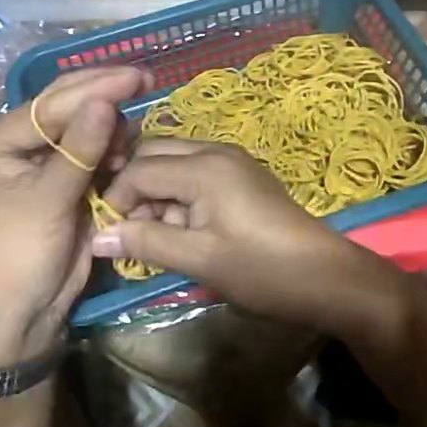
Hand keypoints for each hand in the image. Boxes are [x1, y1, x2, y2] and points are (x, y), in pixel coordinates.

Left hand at [0, 66, 148, 367]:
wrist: (14, 322)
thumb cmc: (14, 257)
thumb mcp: (45, 201)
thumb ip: (78, 149)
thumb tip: (106, 99)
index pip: (53, 103)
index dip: (96, 88)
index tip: (138, 77)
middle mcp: (21, 146)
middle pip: (67, 108)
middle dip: (105, 96)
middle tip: (147, 81)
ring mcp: (46, 167)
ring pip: (87, 132)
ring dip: (112, 131)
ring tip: (130, 144)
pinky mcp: (68, 188)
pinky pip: (96, 159)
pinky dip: (114, 155)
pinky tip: (128, 157)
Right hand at [96, 139, 408, 336]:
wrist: (328, 276)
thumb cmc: (262, 270)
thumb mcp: (200, 260)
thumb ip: (147, 243)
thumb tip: (97, 237)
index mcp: (204, 167)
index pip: (138, 170)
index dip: (117, 201)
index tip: (110, 237)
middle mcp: (215, 150)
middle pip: (154, 154)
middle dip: (135, 190)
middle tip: (133, 233)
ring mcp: (232, 160)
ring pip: (174, 162)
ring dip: (157, 193)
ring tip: (160, 237)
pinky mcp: (242, 174)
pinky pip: (196, 172)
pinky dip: (179, 194)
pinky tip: (184, 229)